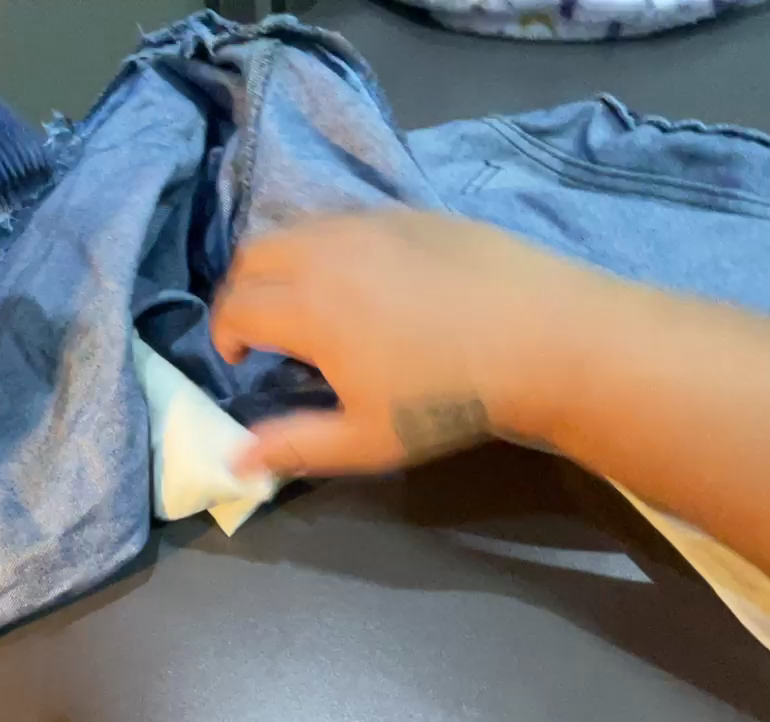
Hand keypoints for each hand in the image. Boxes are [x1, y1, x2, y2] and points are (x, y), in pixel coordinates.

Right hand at [210, 211, 631, 475]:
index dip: (222, 335)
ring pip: (298, 231)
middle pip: (253, 255)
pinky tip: (364, 285)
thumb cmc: (446, 398)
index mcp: (308, 306)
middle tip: (259, 332)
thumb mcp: (364, 439)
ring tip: (307, 308)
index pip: (235, 307)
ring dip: (281, 267)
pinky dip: (326, 251)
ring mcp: (372, 223)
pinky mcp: (411, 212)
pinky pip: (344, 223)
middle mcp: (327, 250)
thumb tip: (234, 460)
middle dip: (241, 293)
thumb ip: (292, 446)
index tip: (237, 362)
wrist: (547, 340)